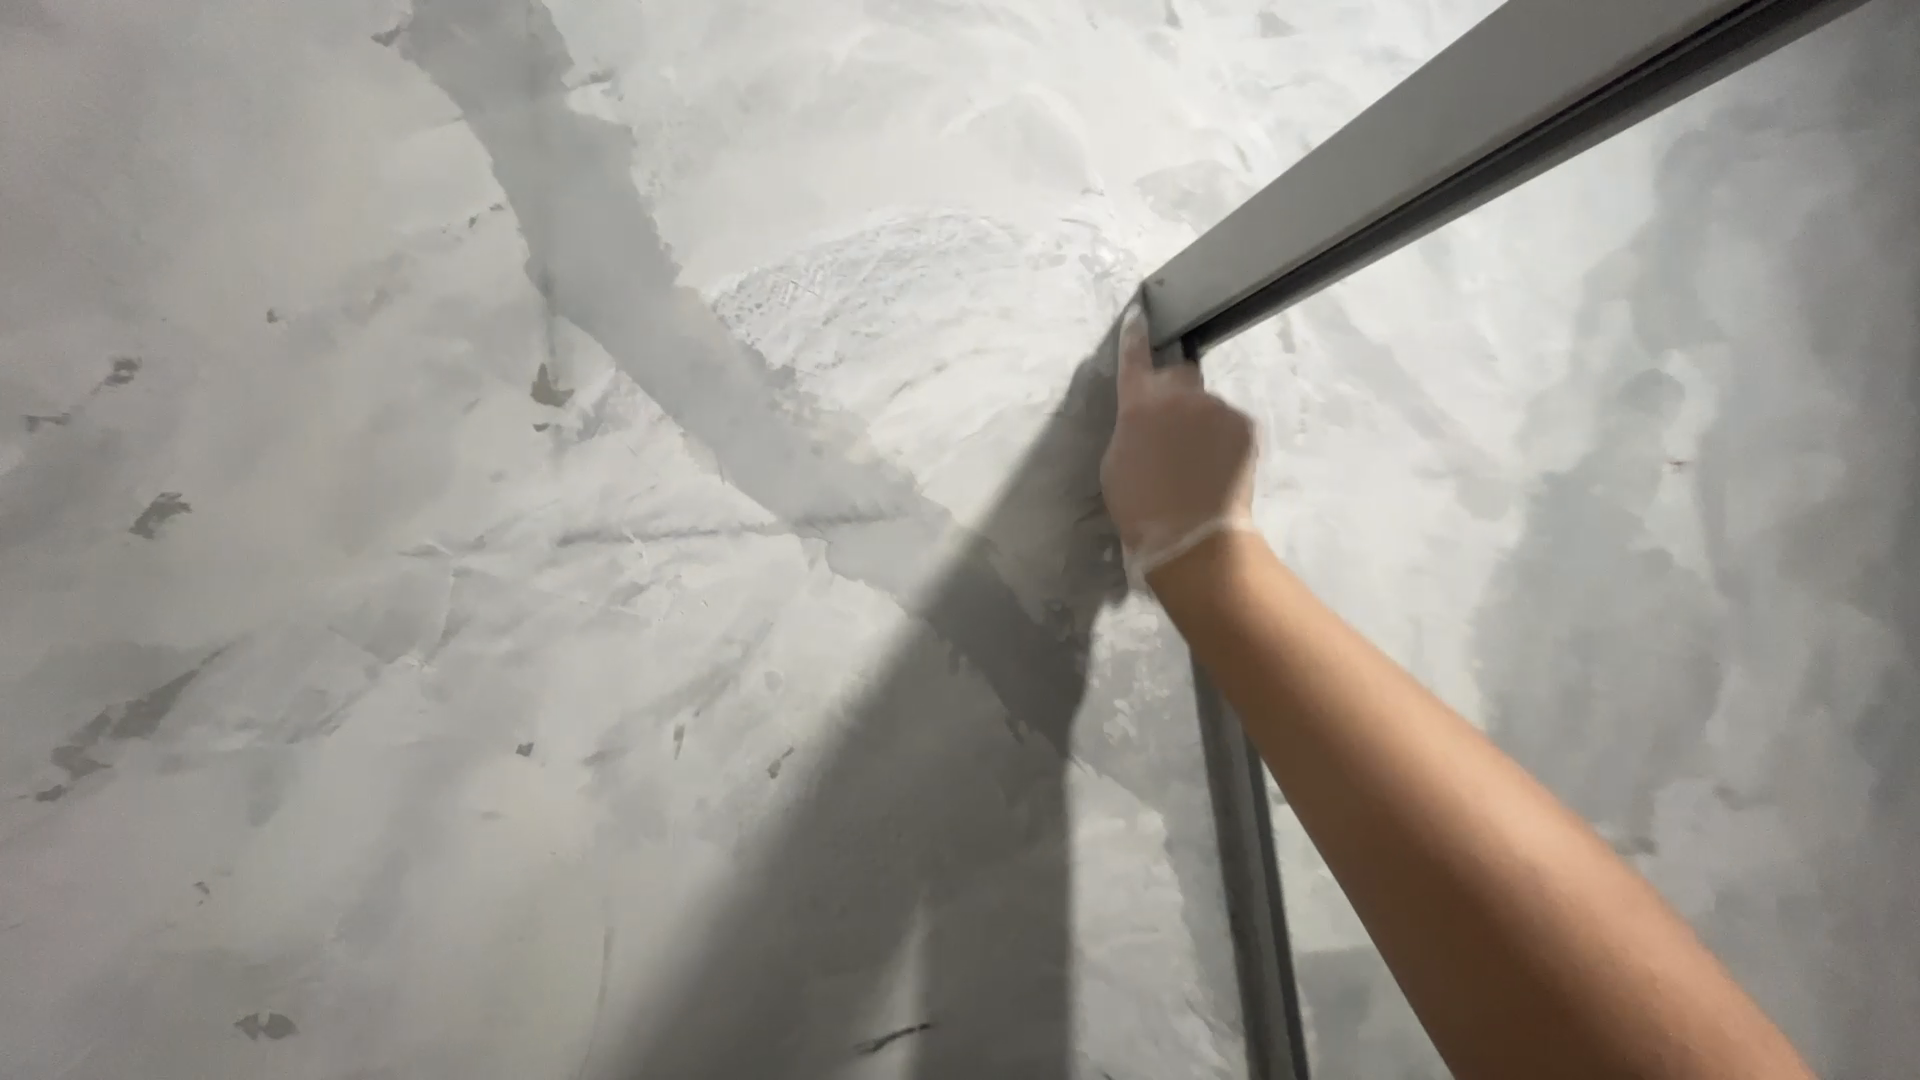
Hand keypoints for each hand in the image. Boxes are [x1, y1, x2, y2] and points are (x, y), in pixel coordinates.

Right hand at [1099, 303, 1257, 585]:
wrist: (1190, 537)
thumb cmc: (1139, 508)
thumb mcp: (1116, 462)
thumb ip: (1131, 426)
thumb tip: (1146, 417)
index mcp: (1138, 404)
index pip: (1135, 357)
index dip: (1136, 335)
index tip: (1141, 313)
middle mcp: (1178, 394)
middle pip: (1180, 374)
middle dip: (1176, 391)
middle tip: (1174, 429)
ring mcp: (1216, 407)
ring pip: (1207, 403)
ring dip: (1202, 421)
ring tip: (1197, 461)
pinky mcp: (1245, 423)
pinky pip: (1230, 422)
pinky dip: (1224, 438)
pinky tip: (1217, 466)